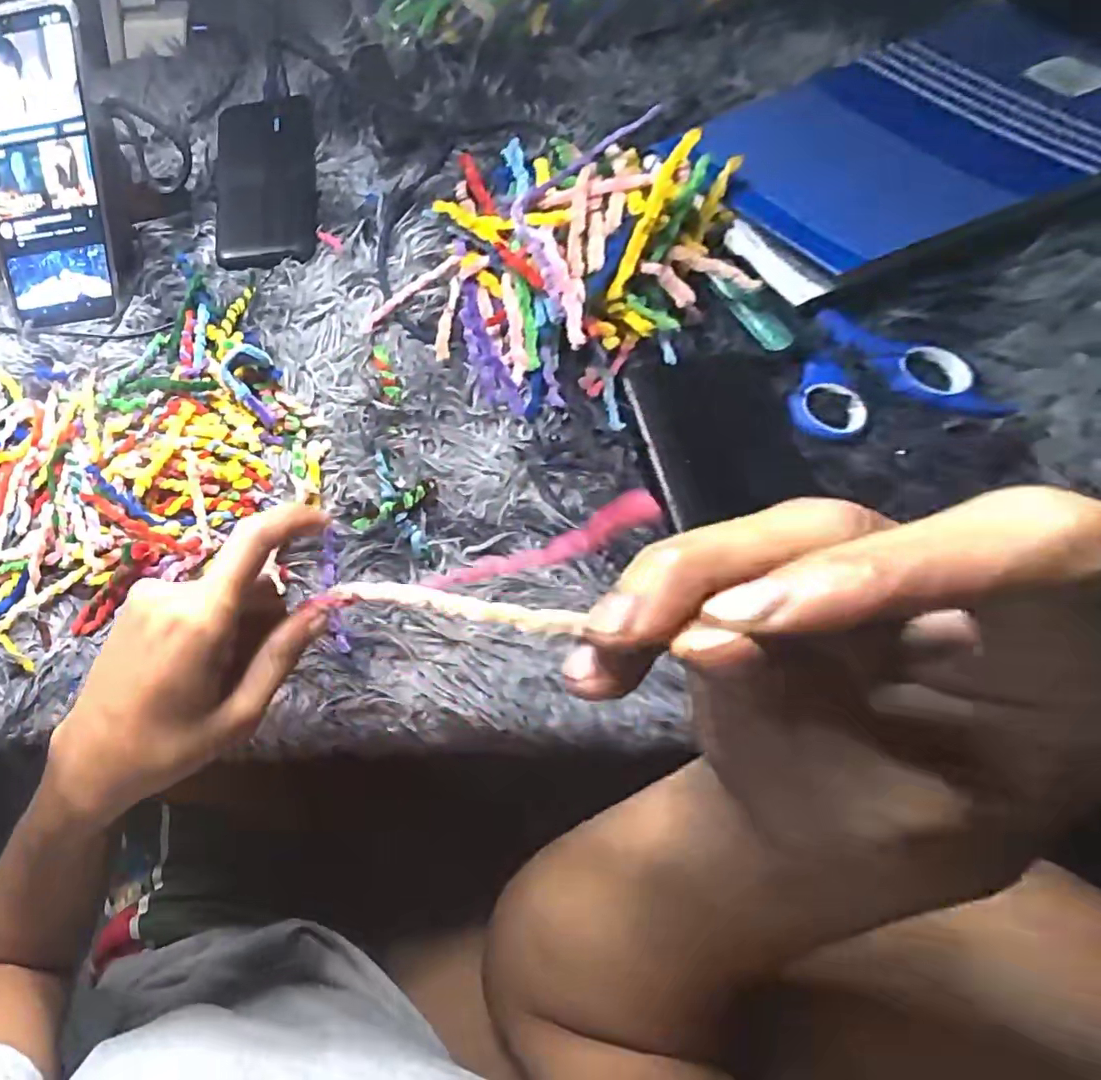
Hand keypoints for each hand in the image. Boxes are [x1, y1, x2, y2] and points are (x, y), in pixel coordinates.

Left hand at [44, 504, 329, 824]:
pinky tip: (191, 664)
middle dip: (265, 613)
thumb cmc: (168, 747)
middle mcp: (172, 590)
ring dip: (235, 621)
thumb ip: (280, 656)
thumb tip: (322, 609)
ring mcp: (149, 592)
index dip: (292, 520)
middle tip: (251, 669)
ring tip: (214, 675)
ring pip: (221, 590)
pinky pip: (194, 596)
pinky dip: (209, 620)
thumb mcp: (237, 715)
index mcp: (200, 618)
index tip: (324, 522)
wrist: (91, 753)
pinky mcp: (136, 600)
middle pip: (245, 580)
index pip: (252, 541)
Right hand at [566, 488, 1100, 904]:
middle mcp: (940, 584)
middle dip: (705, 572)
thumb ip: (790, 720)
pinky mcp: (756, 581)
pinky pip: (684, 576)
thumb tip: (699, 641)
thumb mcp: (865, 811)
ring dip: (646, 596)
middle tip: (619, 634)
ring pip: (741, 542)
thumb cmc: (883, 836)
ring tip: (588, 668)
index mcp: (1052, 647)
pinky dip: (628, 619)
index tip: (743, 619)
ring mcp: (833, 575)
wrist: (821, 829)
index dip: (889, 564)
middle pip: (826, 530)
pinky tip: (593, 673)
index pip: (1026, 551)